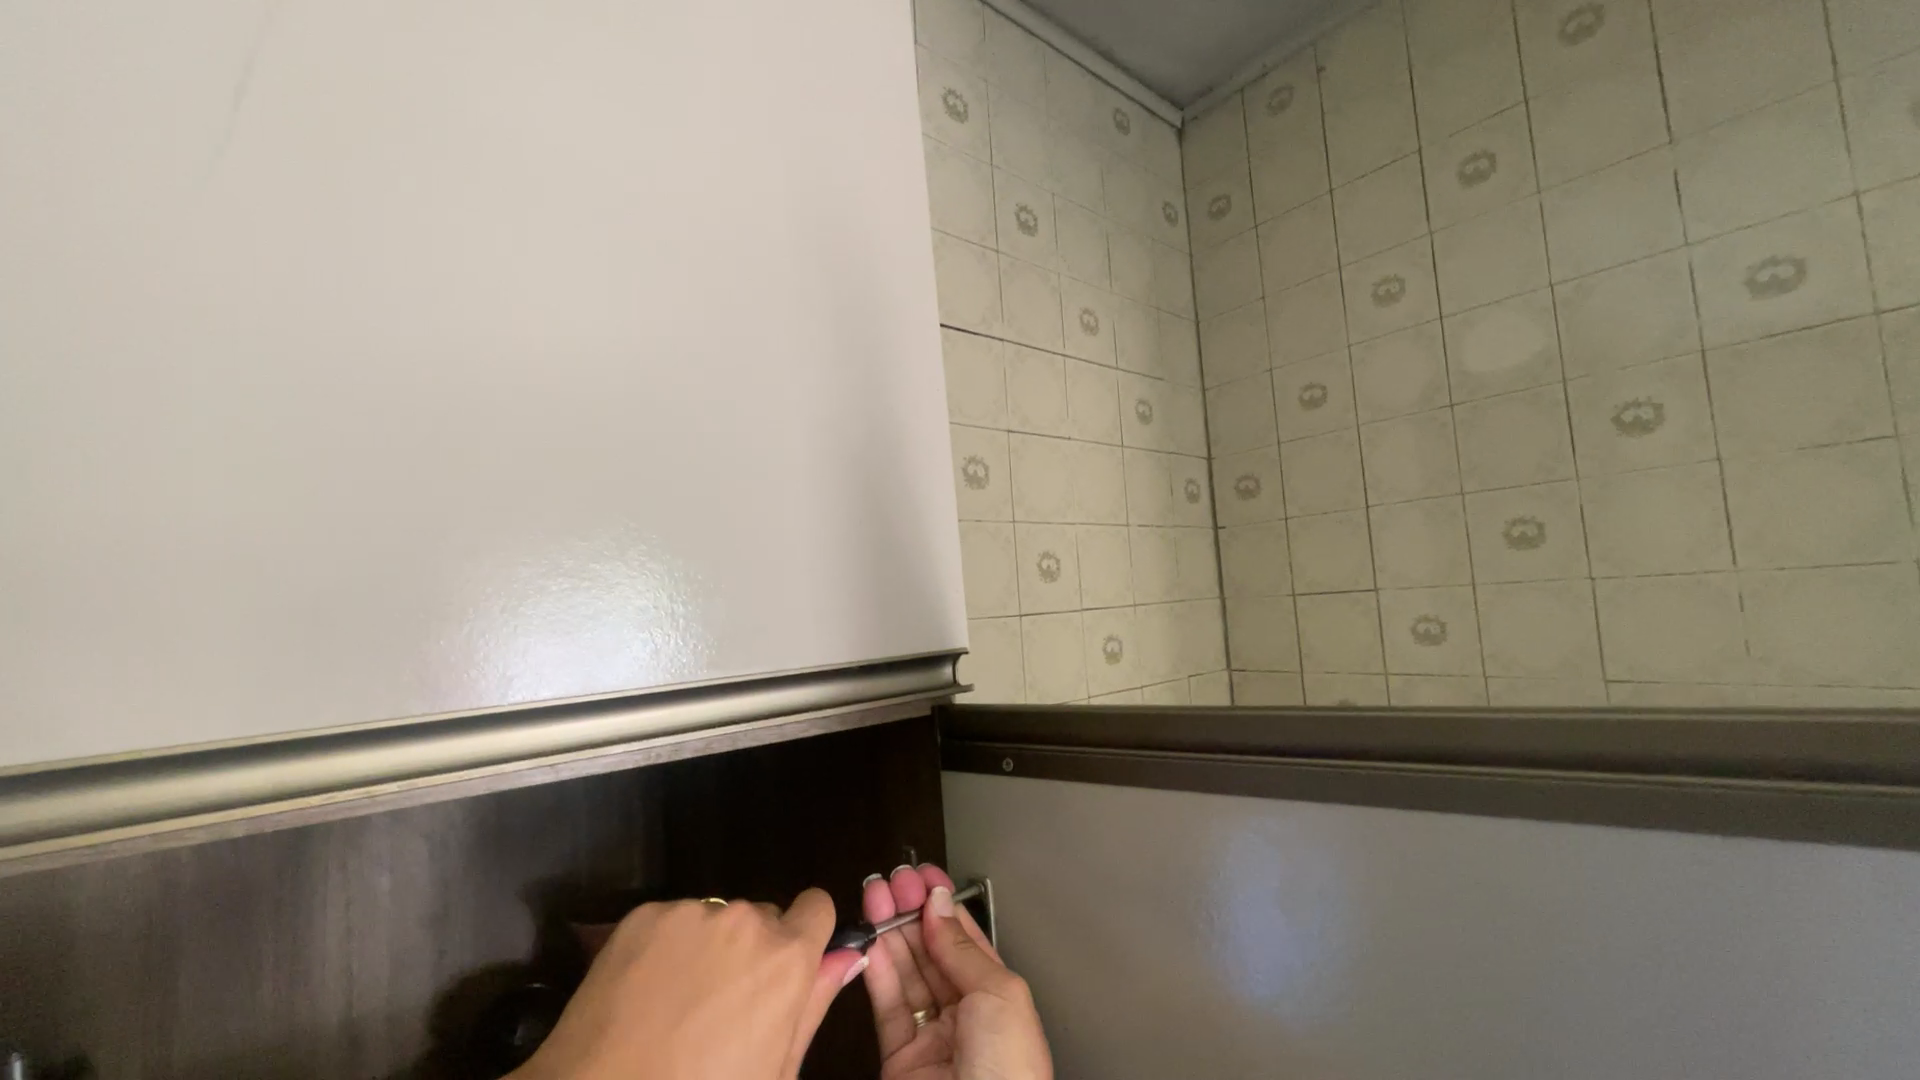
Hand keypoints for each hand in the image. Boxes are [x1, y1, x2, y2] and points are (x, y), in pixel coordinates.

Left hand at [512, 890, 865, 1079]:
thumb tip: (848, 956)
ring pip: (716, 919)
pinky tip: (644, 995)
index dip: (806, 933)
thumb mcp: (774, 1072)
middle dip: (751, 950)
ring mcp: (692, 912)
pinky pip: (672, 922)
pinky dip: (665, 949)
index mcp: (787, 956)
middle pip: (763, 917)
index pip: (817, 906)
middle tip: (720, 1007)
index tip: (787, 965)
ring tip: (675, 1006)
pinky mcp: (644, 915)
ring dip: (708, 948)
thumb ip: (815, 1005)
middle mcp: (745, 918)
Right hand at [862, 864, 1052, 1079]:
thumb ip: (961, 948)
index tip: (923, 875)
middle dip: (911, 912)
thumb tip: (938, 902)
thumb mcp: (998, 996)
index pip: (964, 939)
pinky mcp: (899, 1058)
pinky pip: (886, 1005)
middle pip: (931, 951)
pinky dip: (876, 969)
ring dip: (890, 931)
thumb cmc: (1008, 1073)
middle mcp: (964, 1014)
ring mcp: (930, 1037)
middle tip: (892, 880)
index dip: (942, 904)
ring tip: (875, 895)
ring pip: (906, 972)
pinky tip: (869, 939)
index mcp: (998, 997)